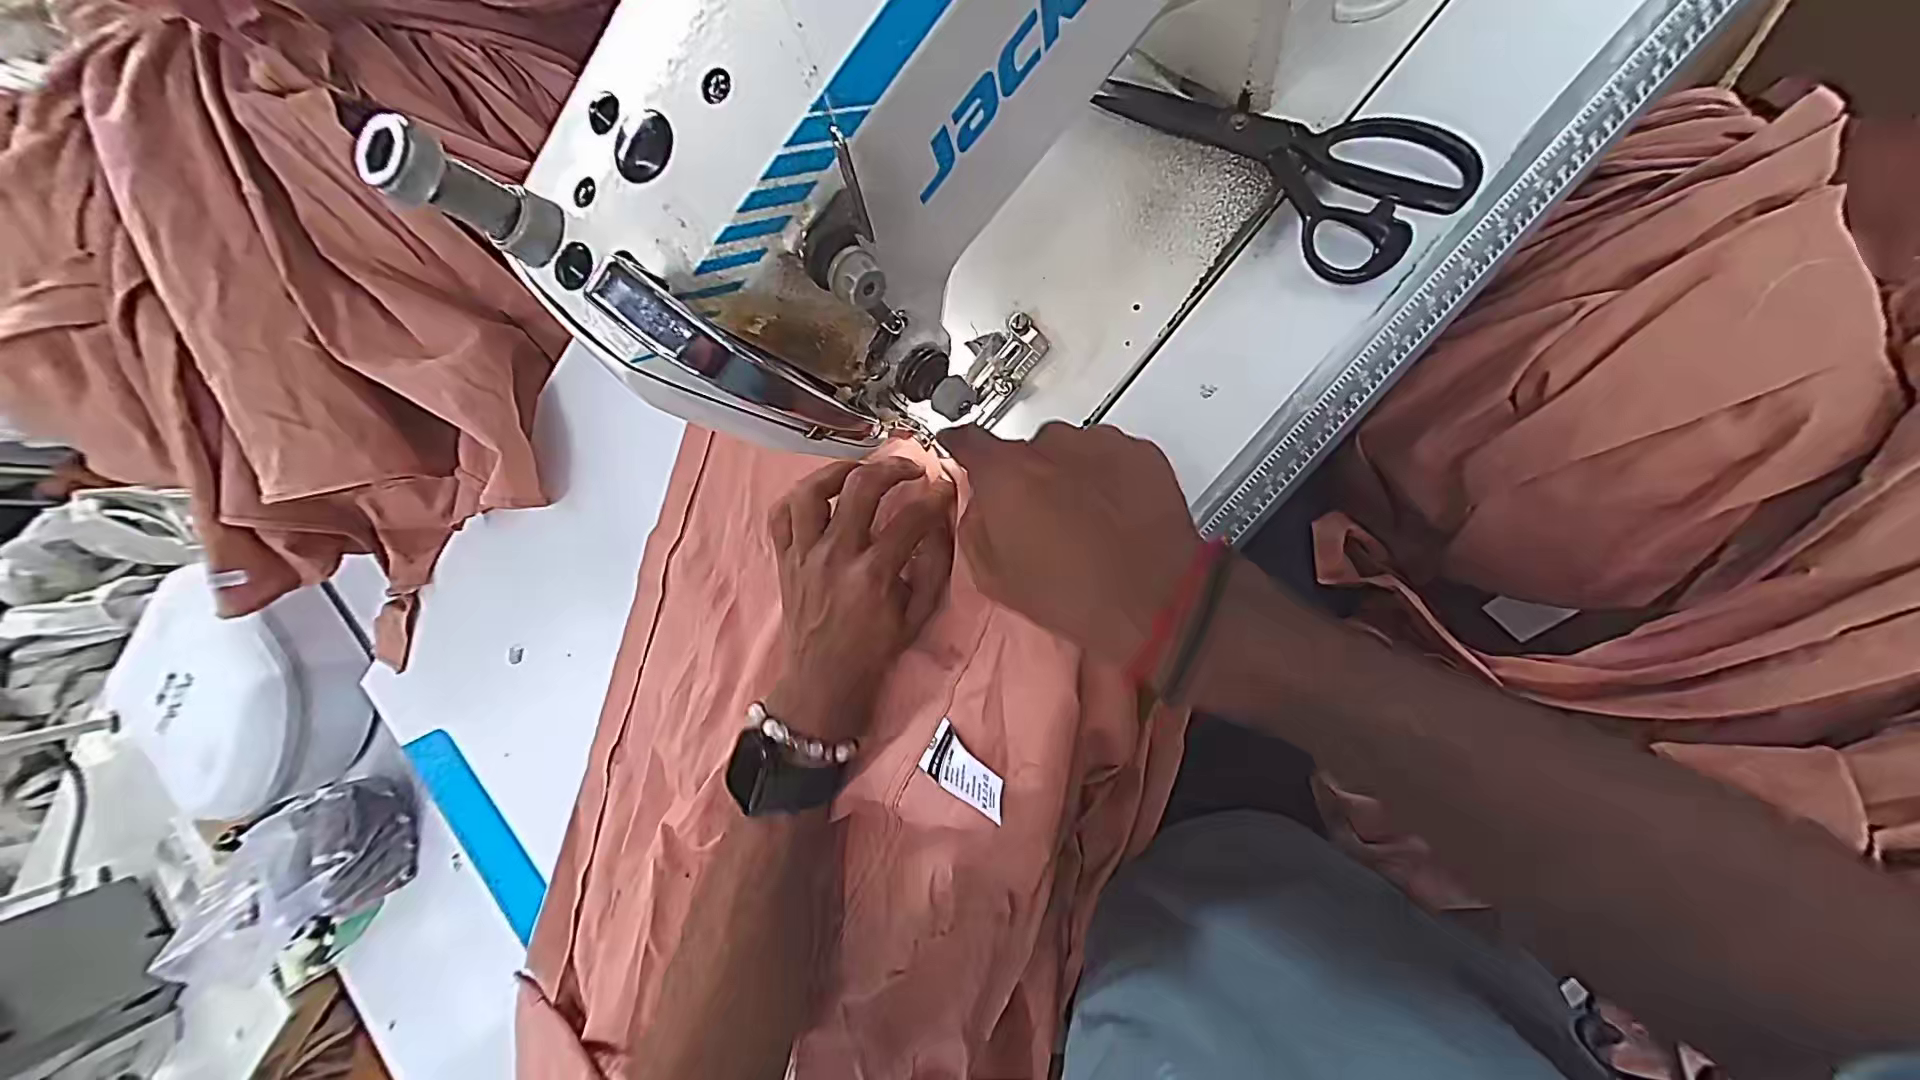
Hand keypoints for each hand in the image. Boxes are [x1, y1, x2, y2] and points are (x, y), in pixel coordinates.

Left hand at [765, 456, 954, 740]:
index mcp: (873, 574)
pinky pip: (780, 515)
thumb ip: (935, 566)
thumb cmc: (874, 648)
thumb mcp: (919, 614)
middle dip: (894, 467)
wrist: (823, 678)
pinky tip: (821, 494)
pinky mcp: (784, 559)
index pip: (911, 518)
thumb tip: (940, 522)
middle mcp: (835, 557)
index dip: (936, 496)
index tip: (946, 486)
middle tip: (911, 467)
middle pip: (862, 488)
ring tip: (861, 470)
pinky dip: (798, 496)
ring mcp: (804, 555)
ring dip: (840, 470)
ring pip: (813, 491)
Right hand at [939, 423, 1199, 666]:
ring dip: (1070, 476)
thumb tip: (978, 508)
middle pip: (1024, 449)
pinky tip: (1111, 515)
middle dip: (1029, 477)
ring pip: (1069, 450)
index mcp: (1006, 473)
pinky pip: (1108, 455)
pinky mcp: (1137, 451)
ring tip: (1085, 522)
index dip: (961, 445)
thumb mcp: (994, 576)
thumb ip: (974, 525)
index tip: (961, 445)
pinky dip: (1107, 477)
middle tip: (1043, 518)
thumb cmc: (1077, 594)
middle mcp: (1049, 446)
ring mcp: (1097, 444)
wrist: (1153, 601)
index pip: (967, 438)